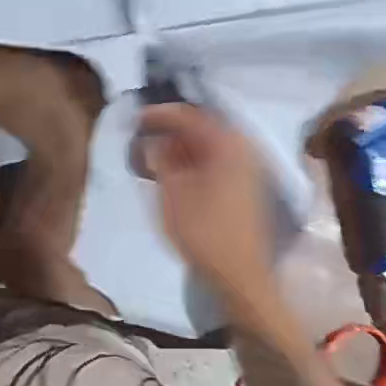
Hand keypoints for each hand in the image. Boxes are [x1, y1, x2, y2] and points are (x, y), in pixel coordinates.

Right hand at [138, 104, 276, 296]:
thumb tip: (154, 142)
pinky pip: (219, 160)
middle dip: (174, 130)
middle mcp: (243, 148)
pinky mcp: (248, 186)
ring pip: (212, 145)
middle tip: (146, 137)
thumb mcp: (173, 195)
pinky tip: (180, 172)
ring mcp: (249, 167)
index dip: (160, 114)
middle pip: (205, 127)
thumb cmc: (203, 232)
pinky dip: (197, 160)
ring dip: (185, 147)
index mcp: (226, 144)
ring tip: (158, 156)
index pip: (190, 116)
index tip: (136, 118)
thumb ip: (162, 161)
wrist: (238, 271)